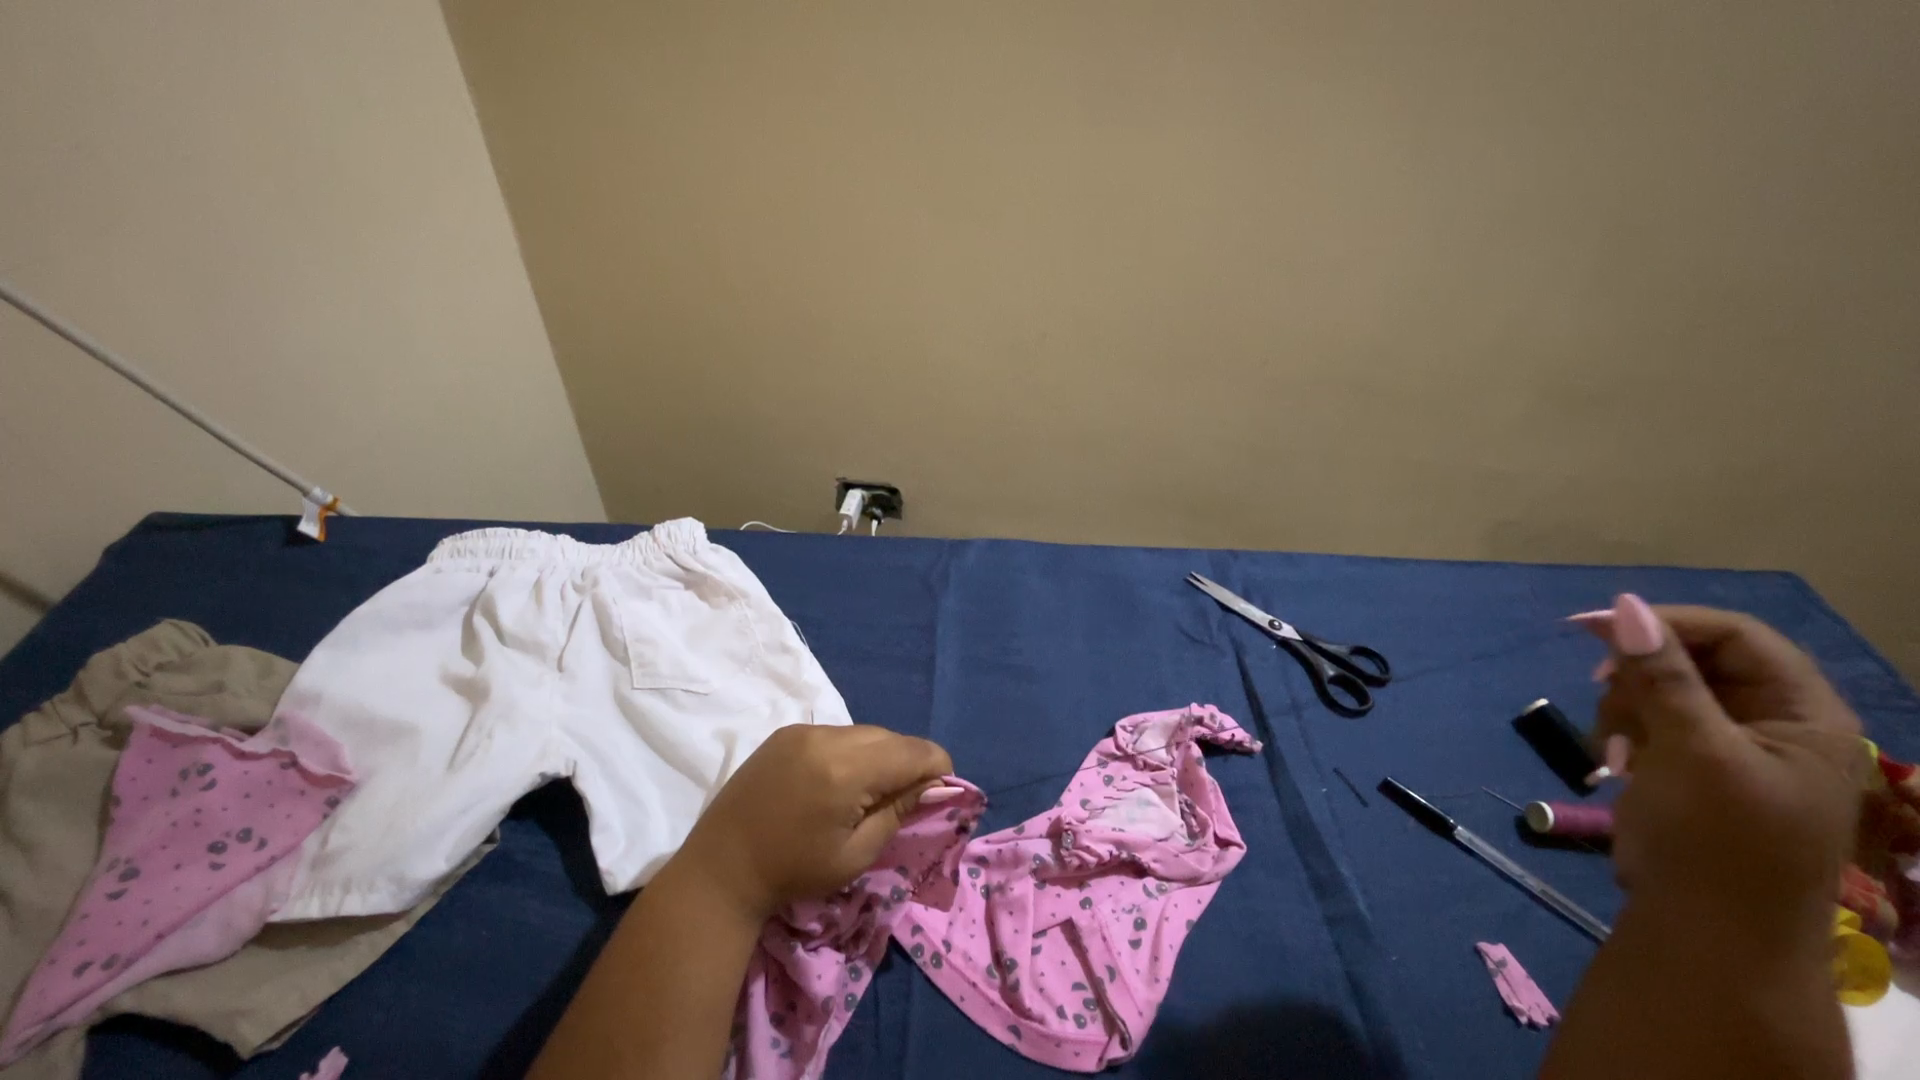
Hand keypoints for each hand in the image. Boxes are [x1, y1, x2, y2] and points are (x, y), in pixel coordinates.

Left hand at [673, 724, 952, 920]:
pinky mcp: (787, 733)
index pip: (916, 751)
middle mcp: (827, 737)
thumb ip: (900, 812)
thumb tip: (939, 786)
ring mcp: (804, 730)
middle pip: (892, 738)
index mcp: (847, 769)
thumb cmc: (793, 872)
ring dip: (880, 756)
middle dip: (909, 763)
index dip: (938, 770)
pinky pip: (837, 734)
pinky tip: (838, 783)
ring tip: (867, 794)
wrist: (721, 868)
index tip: (937, 797)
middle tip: (903, 801)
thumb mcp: (857, 854)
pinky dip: (851, 752)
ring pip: (866, 733)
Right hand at [1580, 597, 1865, 930]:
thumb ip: (1661, 675)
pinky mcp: (1697, 772)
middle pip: (1695, 662)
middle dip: (1640, 679)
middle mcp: (1775, 724)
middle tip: (1601, 695)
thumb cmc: (1716, 842)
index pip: (1735, 636)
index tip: (1588, 627)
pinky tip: (1617, 766)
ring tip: (1615, 753)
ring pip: (1665, 693)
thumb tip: (1625, 605)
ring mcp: (1735, 750)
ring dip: (1626, 711)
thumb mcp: (1690, 751)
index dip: (1664, 623)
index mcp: (1805, 715)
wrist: (1709, 937)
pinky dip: (1626, 737)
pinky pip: (1653, 726)